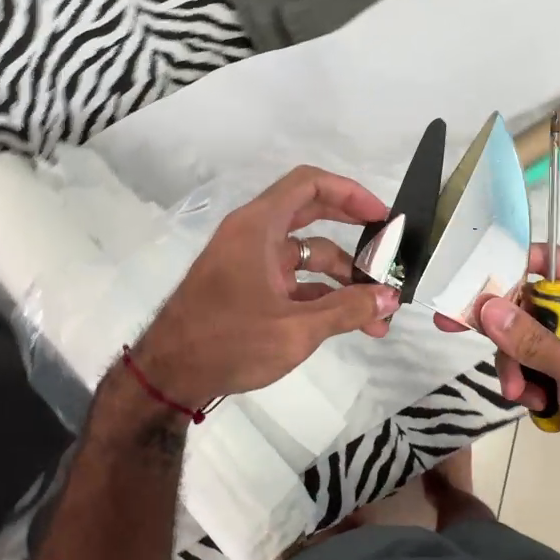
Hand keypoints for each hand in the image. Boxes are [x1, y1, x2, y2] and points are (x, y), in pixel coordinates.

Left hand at [129, 166, 399, 408]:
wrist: (168, 376)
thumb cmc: (228, 341)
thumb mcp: (295, 329)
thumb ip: (347, 310)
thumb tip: (390, 298)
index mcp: (258, 226)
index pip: (308, 184)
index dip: (349, 192)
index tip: (381, 216)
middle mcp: (253, 235)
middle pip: (311, 214)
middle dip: (353, 233)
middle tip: (387, 249)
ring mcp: (250, 262)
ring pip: (306, 254)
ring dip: (343, 278)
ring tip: (379, 311)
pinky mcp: (248, 288)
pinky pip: (293, 279)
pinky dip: (321, 294)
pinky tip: (351, 322)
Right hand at [443, 247, 559, 483]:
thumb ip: (533, 342)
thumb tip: (487, 308)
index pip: (554, 261)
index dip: (514, 272)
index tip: (479, 294)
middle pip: (531, 298)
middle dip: (511, 336)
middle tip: (501, 364)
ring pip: (524, 327)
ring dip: (516, 362)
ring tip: (521, 394)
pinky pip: (530, 349)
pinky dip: (525, 374)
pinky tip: (534, 400)